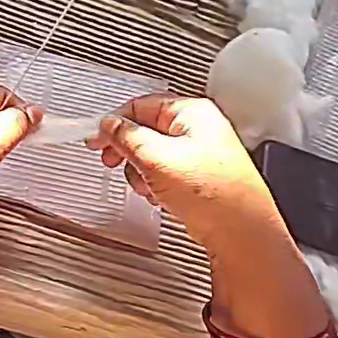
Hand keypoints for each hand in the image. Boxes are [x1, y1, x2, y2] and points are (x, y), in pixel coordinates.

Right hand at [86, 95, 284, 256]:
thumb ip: (126, 137)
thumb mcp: (156, 158)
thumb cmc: (212, 192)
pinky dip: (156, 185)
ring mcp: (201, 155)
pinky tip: (160, 197)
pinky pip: (166, 174)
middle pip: (147, 131)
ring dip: (141, 172)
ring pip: (154, 156)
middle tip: (112, 161)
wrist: (240, 231)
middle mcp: (199, 129)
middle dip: (127, 150)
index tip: (97, 139)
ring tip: (146, 185)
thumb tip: (109, 125)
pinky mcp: (200, 179)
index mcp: (192, 112)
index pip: (141, 106)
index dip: (115, 123)